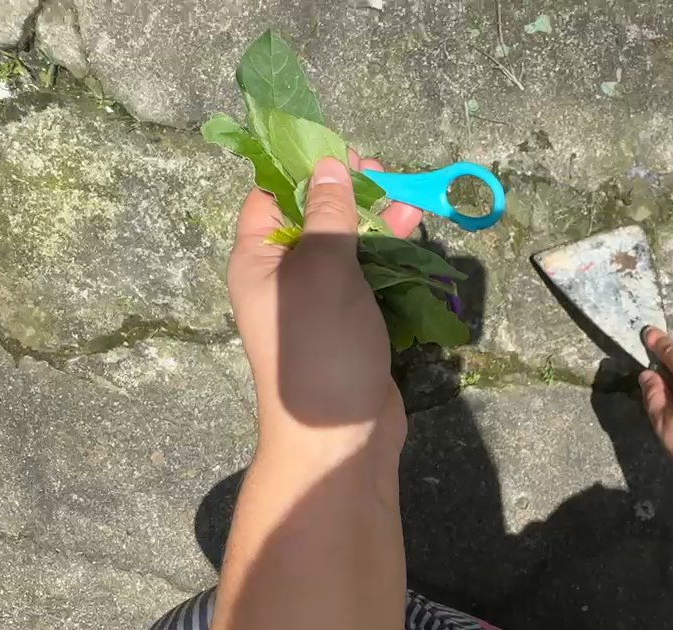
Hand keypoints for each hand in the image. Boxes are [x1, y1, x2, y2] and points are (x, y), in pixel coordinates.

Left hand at [225, 155, 420, 470]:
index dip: (305, 169)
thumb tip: (330, 167)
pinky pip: (371, 285)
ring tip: (409, 206)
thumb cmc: (320, 346)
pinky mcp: (355, 330)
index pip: (273, 197)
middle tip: (383, 172)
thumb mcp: (323, 269)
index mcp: (259, 261)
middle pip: (316, 221)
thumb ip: (329, 214)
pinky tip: (413, 248)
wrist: (339, 435)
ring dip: (378, 228)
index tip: (343, 151)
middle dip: (350, 196)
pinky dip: (391, 265)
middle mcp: (286, 280)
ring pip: (350, 253)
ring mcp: (323, 308)